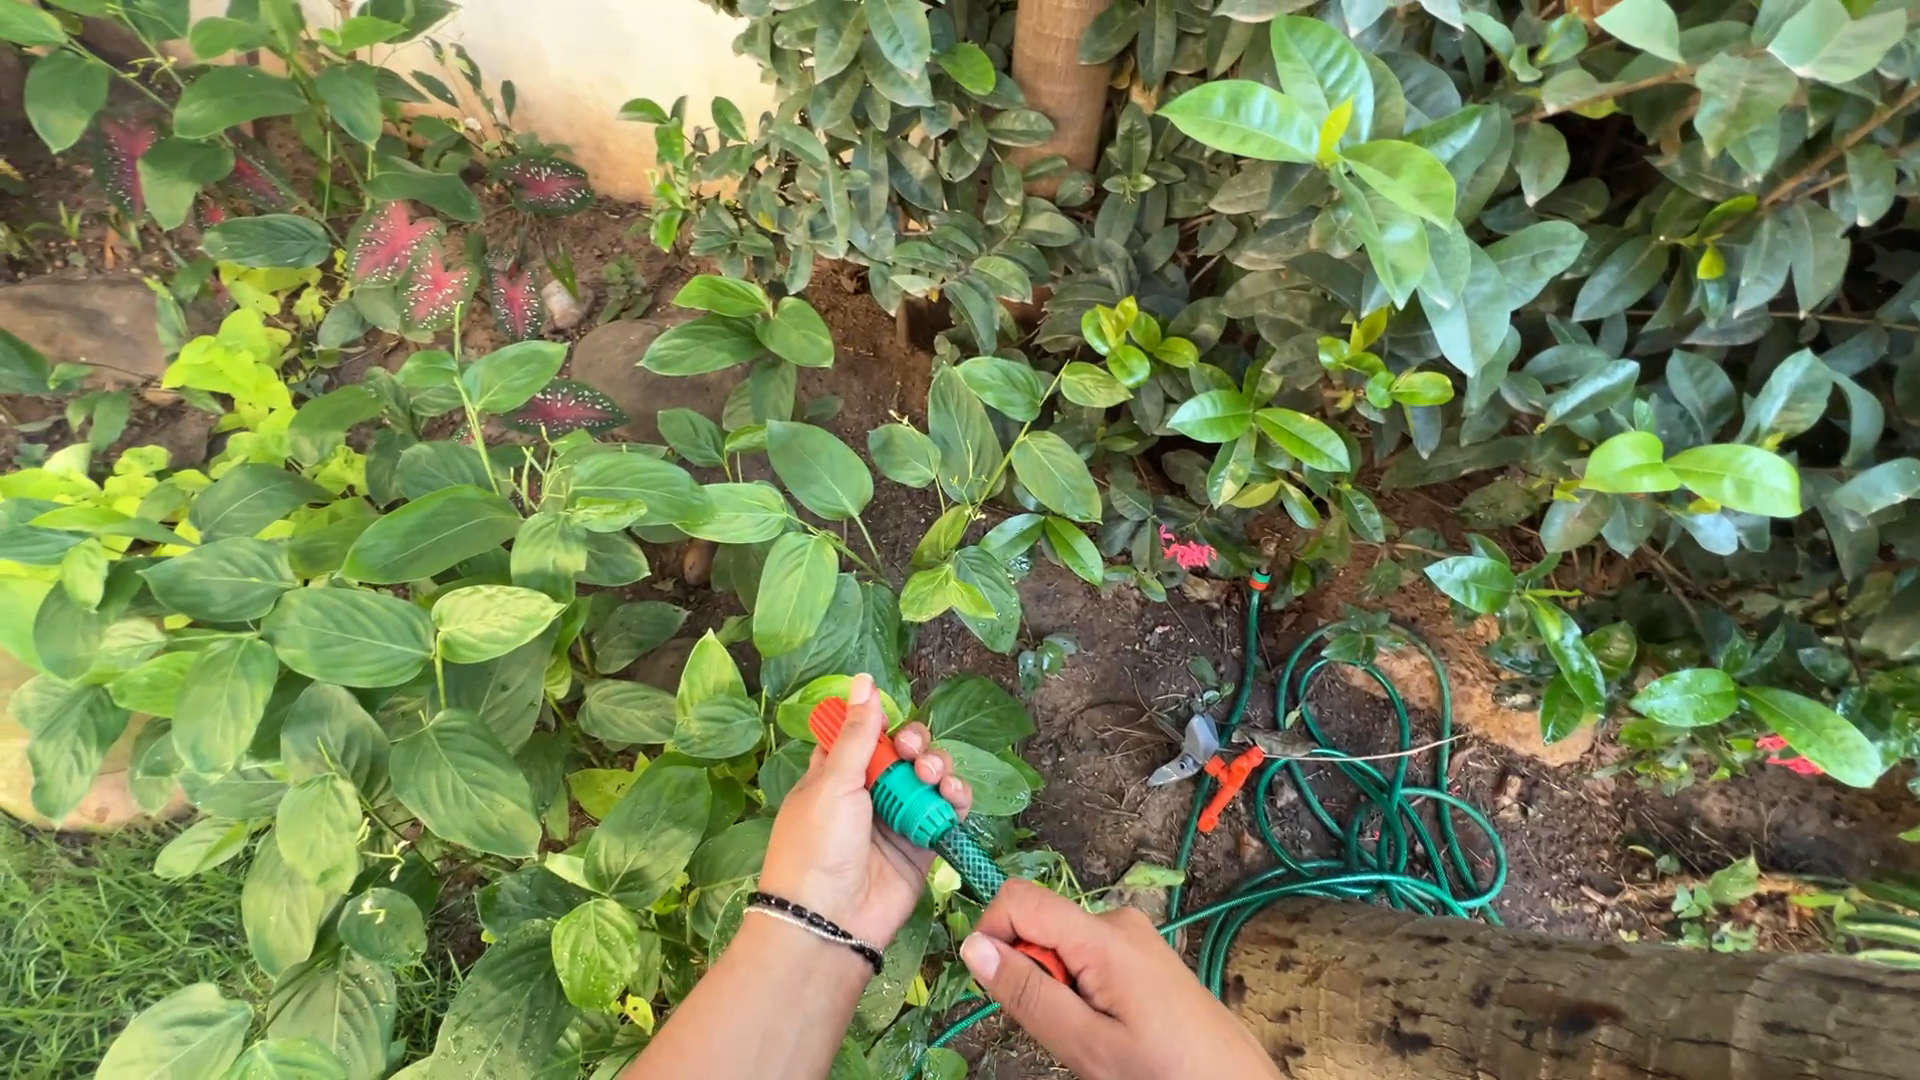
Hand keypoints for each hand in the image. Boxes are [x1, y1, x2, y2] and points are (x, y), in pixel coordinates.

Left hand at [758, 673, 971, 946]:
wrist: (832, 921)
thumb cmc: (819, 844)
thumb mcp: (833, 781)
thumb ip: (858, 732)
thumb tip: (864, 680)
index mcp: (835, 773)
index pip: (863, 735)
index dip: (880, 723)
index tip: (889, 723)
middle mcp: (868, 792)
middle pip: (903, 752)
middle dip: (915, 744)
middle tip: (913, 753)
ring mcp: (897, 817)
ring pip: (928, 777)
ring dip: (937, 768)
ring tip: (932, 776)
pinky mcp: (922, 843)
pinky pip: (945, 811)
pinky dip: (955, 799)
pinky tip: (953, 796)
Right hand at [960, 880, 1280, 1079]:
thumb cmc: (1164, 1073)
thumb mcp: (1087, 1045)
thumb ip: (1028, 993)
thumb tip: (972, 945)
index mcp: (1101, 934)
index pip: (1019, 896)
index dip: (992, 933)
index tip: (999, 988)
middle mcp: (1116, 920)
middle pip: (1041, 922)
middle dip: (1031, 970)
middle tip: (1062, 1031)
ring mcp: (1133, 935)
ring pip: (1063, 942)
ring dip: (1058, 984)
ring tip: (1092, 1037)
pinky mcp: (1143, 953)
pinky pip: (1089, 954)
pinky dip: (1081, 986)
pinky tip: (1110, 1028)